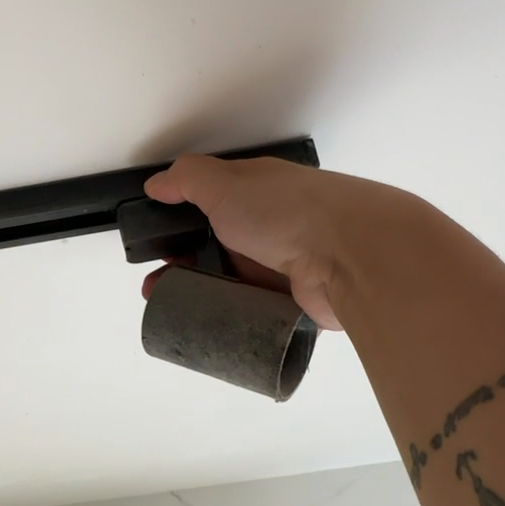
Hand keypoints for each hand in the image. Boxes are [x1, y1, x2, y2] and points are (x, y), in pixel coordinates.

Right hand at [141, 153, 396, 330]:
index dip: (177, 224)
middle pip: (214, 249)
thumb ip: (187, 179)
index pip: (207, 206)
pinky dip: (228, 317)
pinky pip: (250, 310)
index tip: (153, 246)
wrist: (350, 257)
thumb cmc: (285, 212)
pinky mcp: (289, 302)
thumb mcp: (226, 183)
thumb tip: (157, 183)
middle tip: (155, 288)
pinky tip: (207, 327)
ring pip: (229, 283)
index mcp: (254, 194)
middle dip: (181, 267)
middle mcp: (267, 227)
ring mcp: (280, 266)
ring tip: (173, 310)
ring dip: (200, 296)